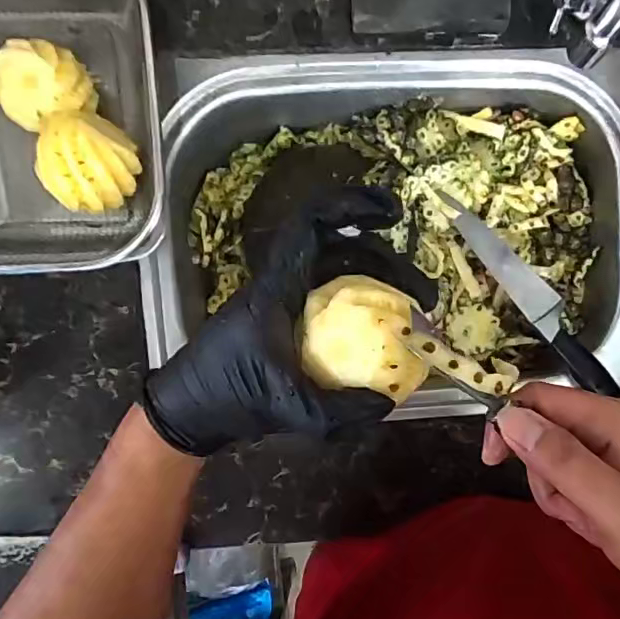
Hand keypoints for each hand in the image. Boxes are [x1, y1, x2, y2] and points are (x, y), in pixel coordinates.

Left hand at [142, 187, 436, 456]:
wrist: (193, 409)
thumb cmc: (229, 397)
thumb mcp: (289, 409)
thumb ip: (340, 411)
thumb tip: (387, 402)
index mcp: (276, 288)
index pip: (310, 226)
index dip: (349, 207)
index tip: (390, 212)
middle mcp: (284, 283)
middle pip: (343, 251)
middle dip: (391, 264)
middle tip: (426, 297)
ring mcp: (289, 299)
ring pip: (343, 272)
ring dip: (384, 281)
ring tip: (417, 309)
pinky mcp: (292, 318)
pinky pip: (336, 296)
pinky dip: (367, 300)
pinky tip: (389, 321)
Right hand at [482, 383, 619, 615]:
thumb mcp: (613, 507)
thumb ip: (560, 461)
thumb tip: (510, 417)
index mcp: (614, 422)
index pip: (539, 399)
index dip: (509, 424)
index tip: (493, 464)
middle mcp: (617, 428)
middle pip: (546, 432)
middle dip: (544, 474)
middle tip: (574, 511)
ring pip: (559, 462)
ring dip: (562, 496)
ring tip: (595, 525)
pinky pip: (582, 483)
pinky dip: (580, 507)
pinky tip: (603, 529)